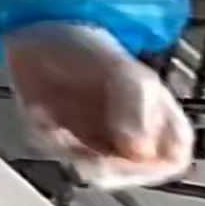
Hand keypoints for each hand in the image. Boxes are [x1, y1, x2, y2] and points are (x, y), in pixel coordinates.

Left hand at [3, 22, 192, 189]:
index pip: (167, 163)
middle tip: (86, 161)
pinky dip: (40, 133)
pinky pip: (46, 142)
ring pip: (81, 160)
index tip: (127, 160)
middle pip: (124, 171)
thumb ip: (138, 112)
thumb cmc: (96, 55)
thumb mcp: (129, 77)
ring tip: (57, 131)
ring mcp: (85, 133)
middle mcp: (125, 135)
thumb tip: (138, 151)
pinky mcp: (48, 126)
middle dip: (105, 171)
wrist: (40, 34)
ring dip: (67, 152)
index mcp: (160, 126)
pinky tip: (36, 112)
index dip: (149, 169)